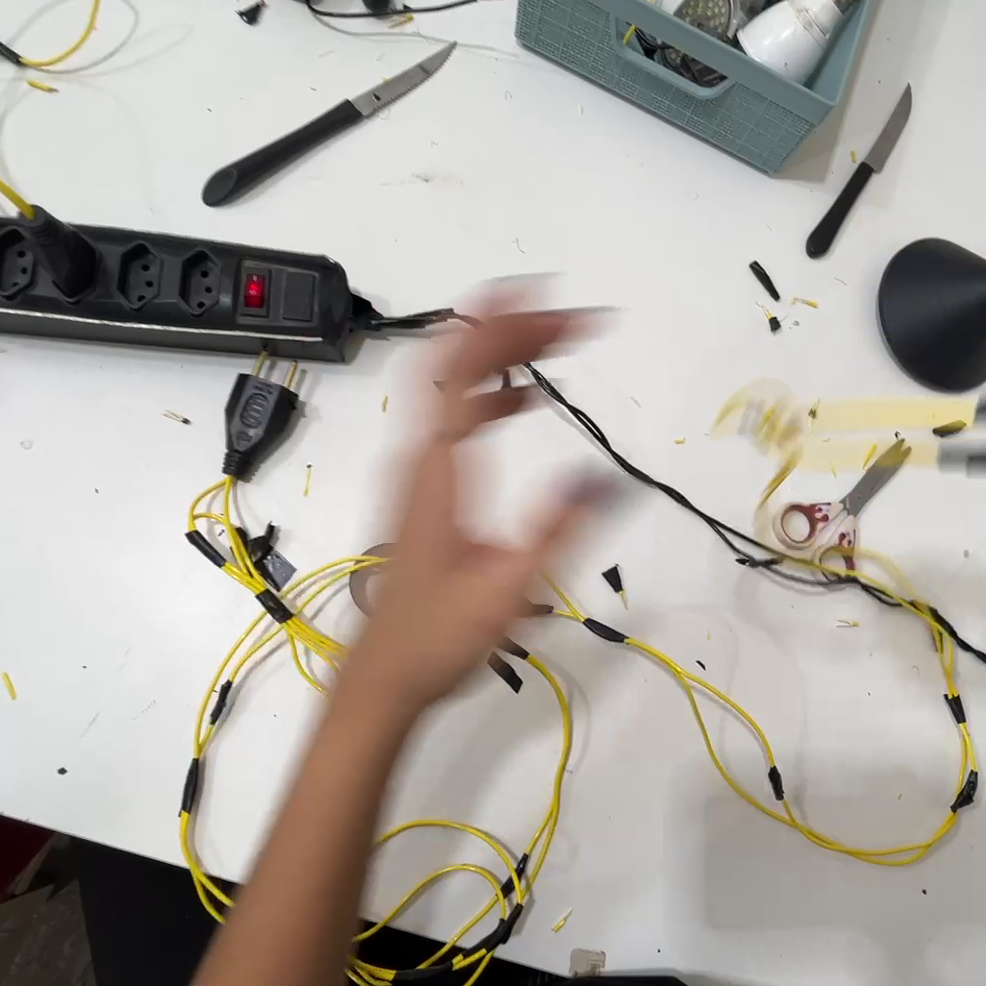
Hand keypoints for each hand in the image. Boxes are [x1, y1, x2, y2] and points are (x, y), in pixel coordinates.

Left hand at [336, 298, 607, 718]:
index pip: (463, 370)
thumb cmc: (438, 638)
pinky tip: (523, 397)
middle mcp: (419, 457)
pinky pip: (453, 414)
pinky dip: (490, 390)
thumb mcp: (508, 591)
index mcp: (437, 472)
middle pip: (455, 362)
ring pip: (452, 383)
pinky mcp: (423, 485)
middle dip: (515, 327)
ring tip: (557, 339)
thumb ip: (556, 530)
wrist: (383, 674)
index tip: (561, 310)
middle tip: (575, 319)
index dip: (508, 327)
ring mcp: (417, 468)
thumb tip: (602, 476)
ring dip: (502, 352)